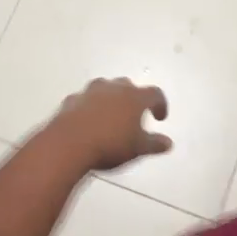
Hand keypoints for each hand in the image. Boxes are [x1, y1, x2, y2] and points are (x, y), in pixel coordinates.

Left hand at [49, 78, 171, 170]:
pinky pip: (85, 100)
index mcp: (134, 97)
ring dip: (111, 100)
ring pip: (106, 90)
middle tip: (134, 116)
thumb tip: (168, 143)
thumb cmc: (110, 144)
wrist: (68, 144)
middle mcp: (114, 88)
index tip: (159, 118)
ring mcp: (91, 92)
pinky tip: (88, 122)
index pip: (155, 94)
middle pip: (129, 87)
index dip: (160, 104)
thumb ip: (154, 144)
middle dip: (133, 99)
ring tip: (111, 117)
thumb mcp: (137, 149)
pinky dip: (90, 108)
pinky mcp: (72, 100)